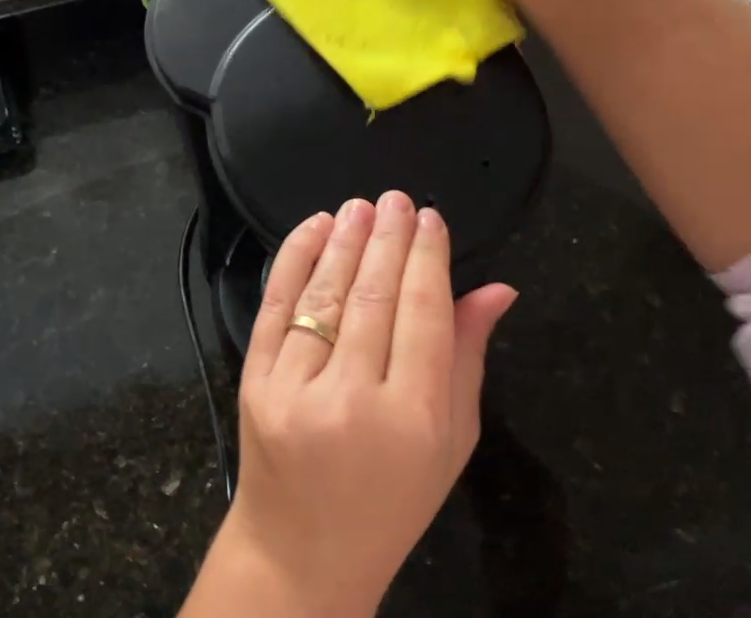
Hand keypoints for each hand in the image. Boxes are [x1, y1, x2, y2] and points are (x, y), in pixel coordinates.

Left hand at [183, 192, 518, 616]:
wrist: (301, 550)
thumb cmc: (391, 502)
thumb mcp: (449, 444)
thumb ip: (467, 360)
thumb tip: (496, 288)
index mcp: (413, 420)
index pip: (424, 315)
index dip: (428, 258)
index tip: (432, 218)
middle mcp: (352, 400)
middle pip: (373, 296)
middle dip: (388, 239)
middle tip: (397, 200)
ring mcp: (295, 390)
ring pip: (325, 296)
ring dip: (344, 241)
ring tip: (361, 206)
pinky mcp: (254, 383)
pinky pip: (275, 308)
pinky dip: (294, 260)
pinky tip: (314, 228)